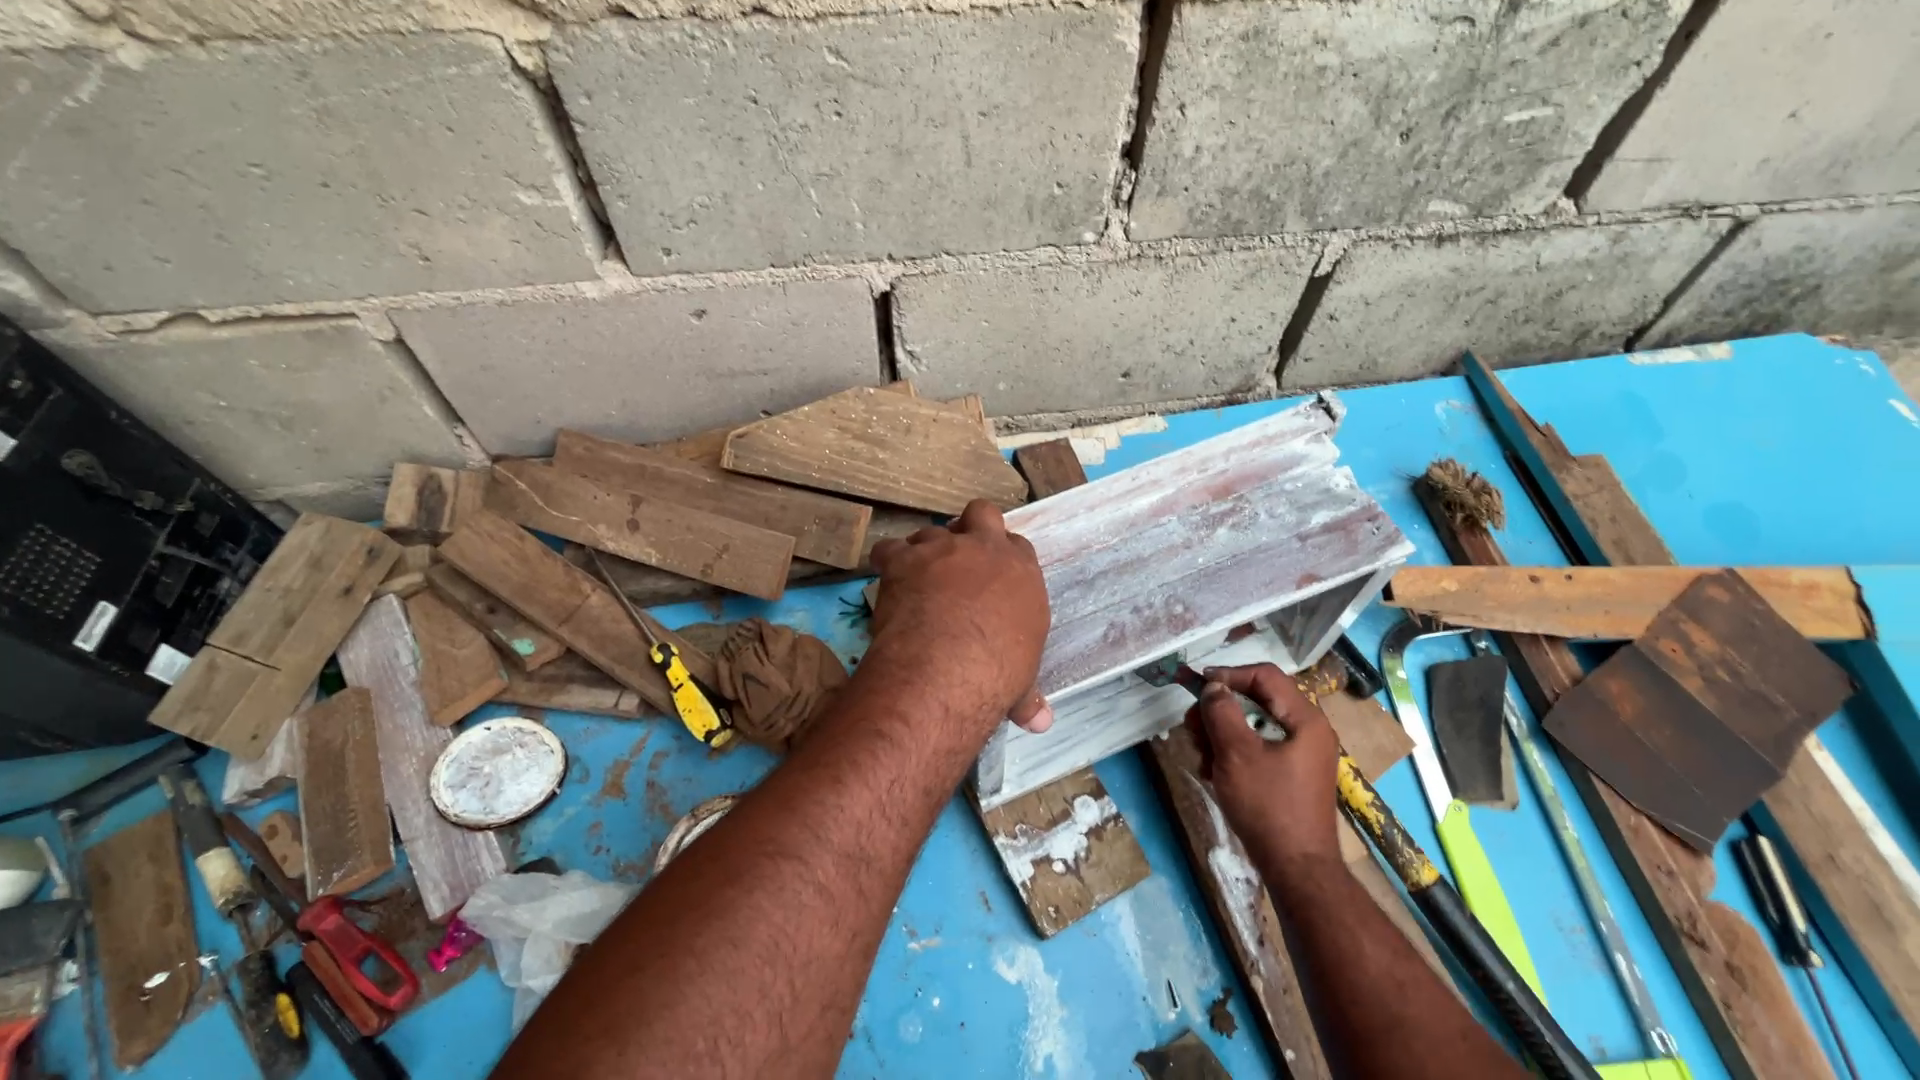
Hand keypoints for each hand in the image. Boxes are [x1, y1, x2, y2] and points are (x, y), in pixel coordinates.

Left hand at [866, 500, 1052, 733]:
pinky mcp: (905, 559)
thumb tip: (1041, 724)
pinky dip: (886, 560)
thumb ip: (1027, 695)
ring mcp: (944, 550)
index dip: (1002, 557)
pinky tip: (884, 578)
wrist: (951, 665)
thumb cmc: (997, 674)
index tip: (990, 575)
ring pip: (932, 530)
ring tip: (915, 575)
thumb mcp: (1020, 683)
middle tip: (956, 553)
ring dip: (924, 548)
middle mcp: (986, 550)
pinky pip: (889, 548)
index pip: (1019, 547)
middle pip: (982, 513)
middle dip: (969, 526)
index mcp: (1023, 574)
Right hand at [1185, 664, 1340, 866]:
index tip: (1196, 687)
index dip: (1228, 674)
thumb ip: (1221, 712)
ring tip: (1202, 757)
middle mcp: (1308, 730)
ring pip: (1254, 726)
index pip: (1265, 675)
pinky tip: (1214, 773)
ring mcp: (1301, 754)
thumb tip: (1213, 687)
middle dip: (1220, 710)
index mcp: (1305, 719)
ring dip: (1221, 734)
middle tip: (1192, 728)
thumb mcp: (1236, 754)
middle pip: (1257, 700)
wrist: (1297, 868)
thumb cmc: (1268, 806)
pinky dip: (1233, 754)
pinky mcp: (1291, 775)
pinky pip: (1258, 749)